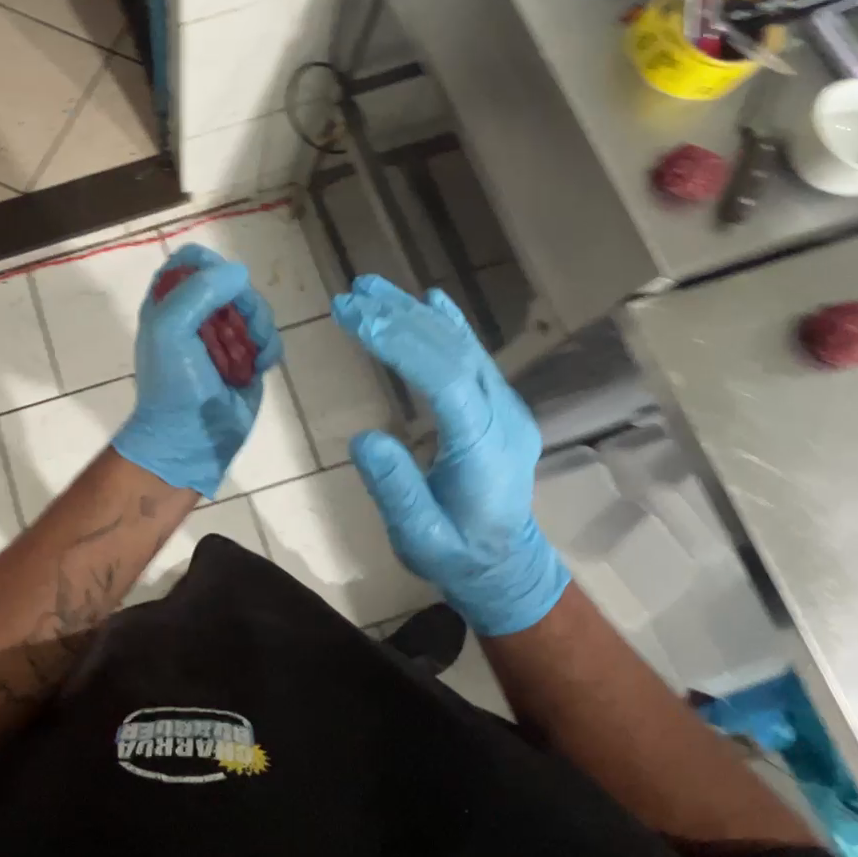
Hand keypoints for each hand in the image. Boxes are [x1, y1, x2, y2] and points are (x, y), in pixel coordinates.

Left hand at [111, 245, 282, 496]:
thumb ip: (198, 291)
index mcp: (169, 303)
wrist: (189, 439)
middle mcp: (196, 316)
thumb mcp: (170, 330)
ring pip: (255, 308)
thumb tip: (238, 272)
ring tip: (250, 354)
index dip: (209, 265)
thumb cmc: (172, 384)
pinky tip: (259, 367)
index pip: (191, 261)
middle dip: (243, 300)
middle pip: (231, 282)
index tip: (220, 285)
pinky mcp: (247, 360)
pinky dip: (269, 349)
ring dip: (259, 326)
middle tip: (240, 324)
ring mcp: (223, 338)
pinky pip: (268, 339)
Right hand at [332, 275, 566, 635]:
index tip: (356, 318)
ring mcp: (506, 408)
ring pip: (462, 347)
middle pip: (452, 351)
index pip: (443, 378)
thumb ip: (397, 489)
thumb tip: (364, 438)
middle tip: (351, 297)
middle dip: (399, 319)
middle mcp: (503, 416)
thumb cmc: (456, 556)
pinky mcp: (499, 408)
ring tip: (371, 288)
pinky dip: (449, 324)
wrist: (506, 568)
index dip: (400, 343)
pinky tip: (431, 299)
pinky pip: (474, 357)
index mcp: (485, 446)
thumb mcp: (419, 538)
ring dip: (415, 314)